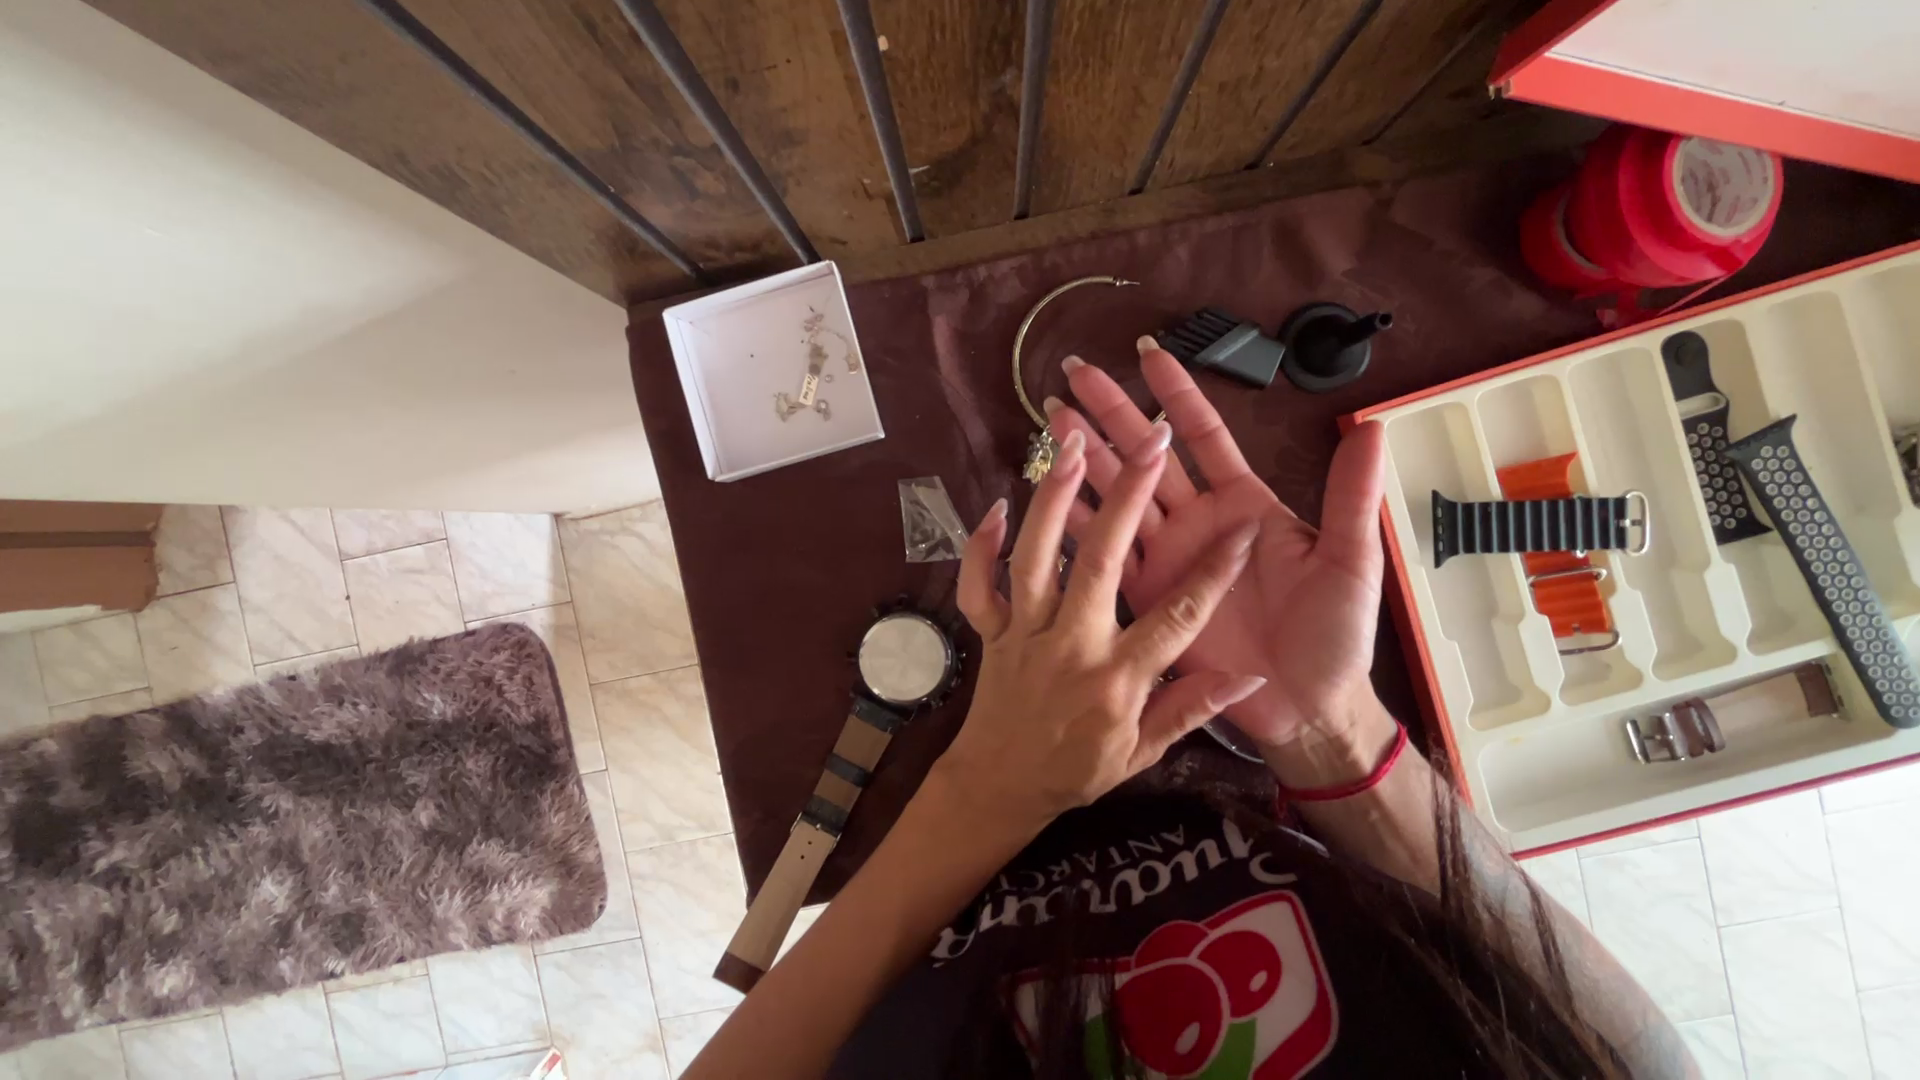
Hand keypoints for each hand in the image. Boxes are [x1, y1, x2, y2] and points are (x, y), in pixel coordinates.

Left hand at [937, 421, 1267, 837]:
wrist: (999, 787)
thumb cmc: (1076, 771)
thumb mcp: (1142, 753)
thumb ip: (1191, 709)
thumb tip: (1250, 676)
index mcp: (1116, 680)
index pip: (1178, 616)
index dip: (1215, 570)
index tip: (1244, 524)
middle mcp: (1070, 645)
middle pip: (1099, 562)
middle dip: (1128, 496)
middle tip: (1149, 440)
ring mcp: (1022, 633)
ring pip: (1035, 558)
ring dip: (1052, 499)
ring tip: (1070, 444)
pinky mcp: (989, 631)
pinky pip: (978, 584)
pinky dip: (980, 545)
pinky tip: (996, 505)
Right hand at [1046, 338, 1394, 783]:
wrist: (1306, 705)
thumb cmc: (1335, 634)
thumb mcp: (1351, 562)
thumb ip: (1350, 496)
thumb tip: (1370, 423)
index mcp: (1244, 505)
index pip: (1204, 435)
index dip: (1174, 394)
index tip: (1145, 353)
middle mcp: (1199, 523)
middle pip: (1147, 456)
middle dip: (1111, 413)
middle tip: (1074, 374)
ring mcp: (1168, 558)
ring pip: (1119, 495)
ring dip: (1085, 458)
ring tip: (1052, 421)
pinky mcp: (1147, 597)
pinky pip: (1108, 553)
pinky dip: (1080, 523)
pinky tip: (1052, 495)